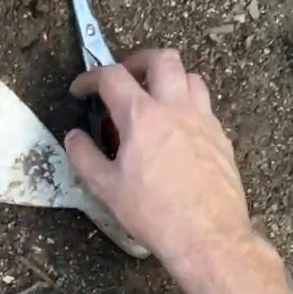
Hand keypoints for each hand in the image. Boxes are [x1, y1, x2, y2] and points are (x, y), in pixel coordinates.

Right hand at [64, 49, 254, 277]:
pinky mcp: (219, 136)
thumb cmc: (152, 213)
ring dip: (167, 78)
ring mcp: (203, 119)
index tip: (81, 89)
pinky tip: (173, 129)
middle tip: (122, 78)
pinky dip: (185, 103)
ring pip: (189, 76)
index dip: (90, 78)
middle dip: (137, 61)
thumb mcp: (105, 188)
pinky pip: (203, 104)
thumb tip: (73, 138)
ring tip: (151, 100)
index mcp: (142, 118)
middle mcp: (175, 108)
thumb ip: (84, 157)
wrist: (206, 234)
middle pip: (162, 59)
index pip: (113, 77)